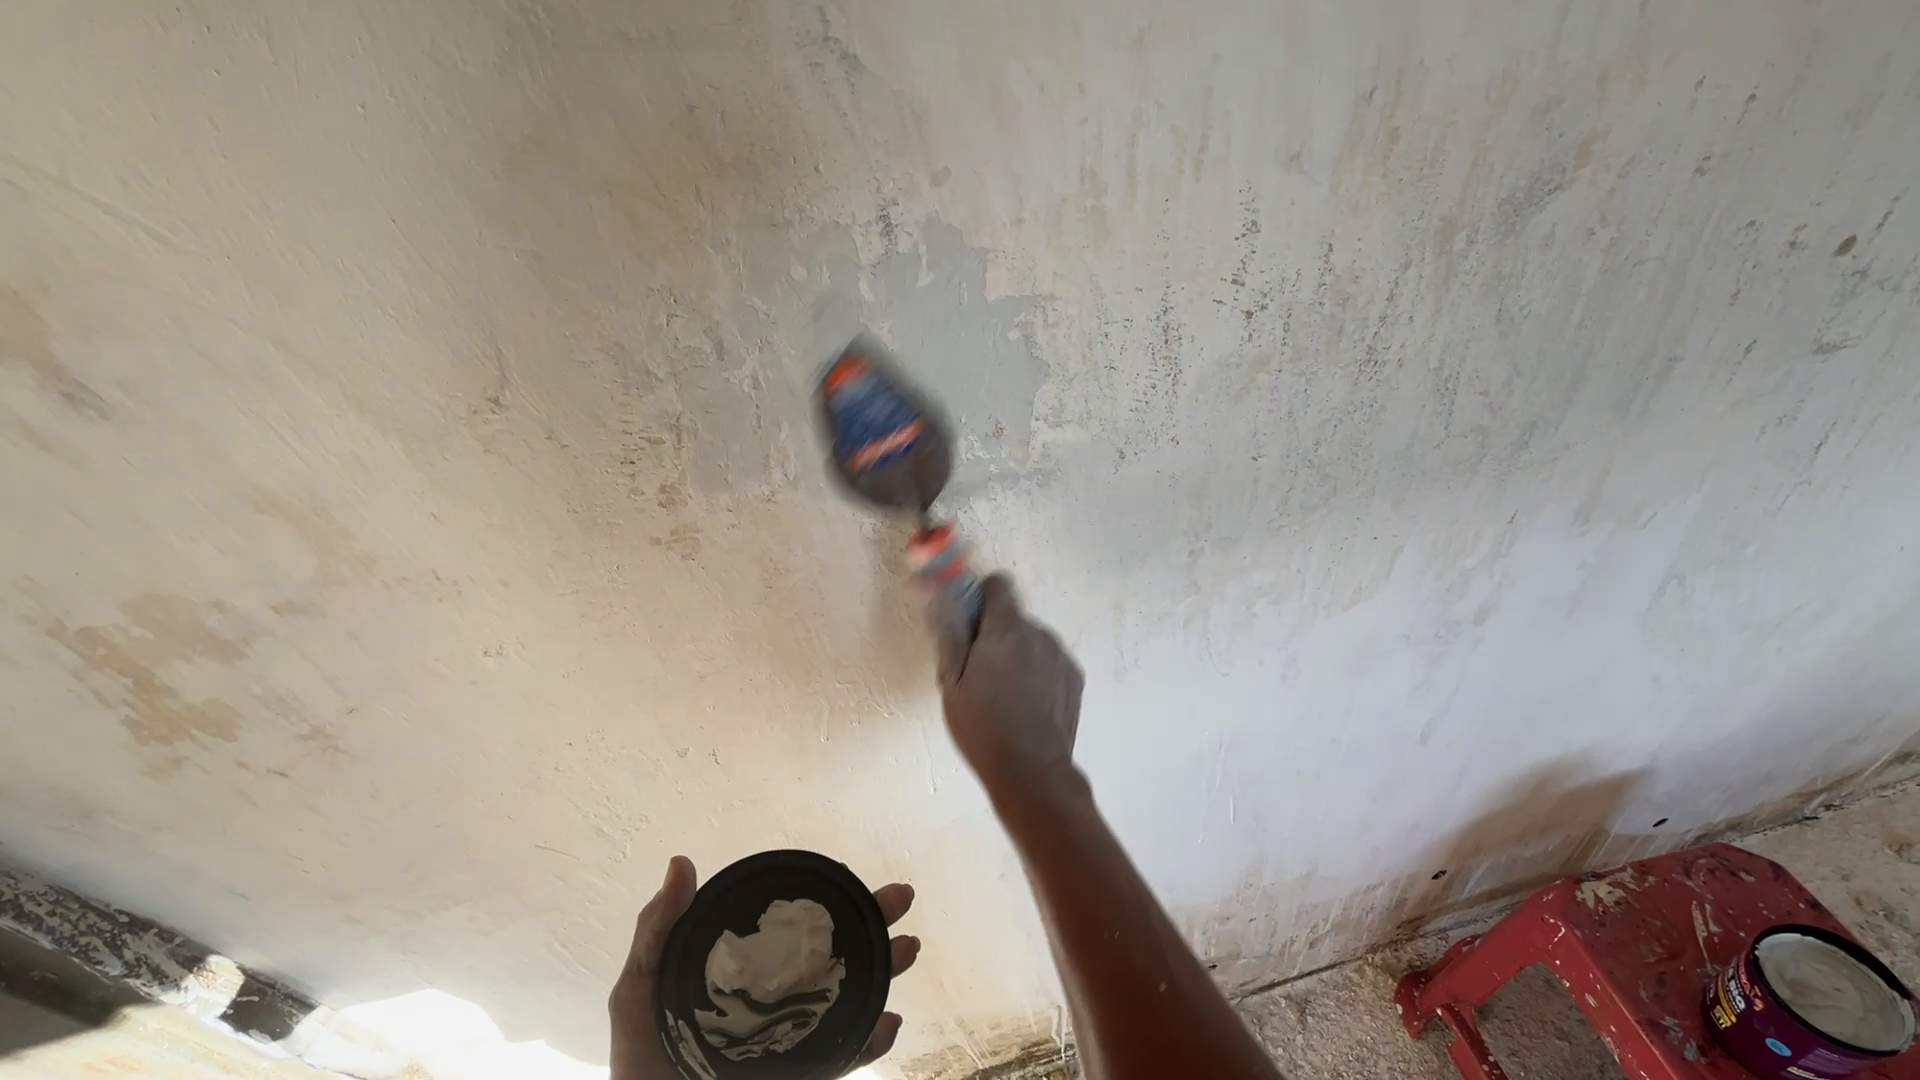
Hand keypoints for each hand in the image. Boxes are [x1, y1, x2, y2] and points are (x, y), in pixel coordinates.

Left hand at [608, 856, 920, 1079]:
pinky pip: (844, 1057)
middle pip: (836, 952)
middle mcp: (781, 994)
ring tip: (906, 949)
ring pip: (851, 996)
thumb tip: (681, 863)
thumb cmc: (641, 1053)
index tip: (852, 876)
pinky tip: (886, 1023)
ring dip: (884, 970)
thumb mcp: (638, 985)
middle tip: (900, 899)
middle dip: (874, 922)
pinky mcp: (805, 1073)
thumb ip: (657, 930)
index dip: (829, 898)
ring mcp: (795, 1036)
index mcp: (751, 966)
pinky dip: (871, 1042)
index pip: (797, 925)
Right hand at [935, 573, 1084, 791]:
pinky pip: (1049, 661)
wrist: (1031, 771)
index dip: (979, 598)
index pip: (998, 584)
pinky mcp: (1075, 679)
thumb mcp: (952, 678)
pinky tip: (1025, 705)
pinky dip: (1036, 672)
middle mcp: (1040, 634)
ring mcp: (1062, 657)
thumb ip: (946, 626)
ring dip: (1017, 654)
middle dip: (994, 633)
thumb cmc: (982, 726)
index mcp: (1008, 629)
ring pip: (1032, 640)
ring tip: (1001, 694)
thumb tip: (927, 585)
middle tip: (976, 672)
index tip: (967, 624)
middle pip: (1013, 617)